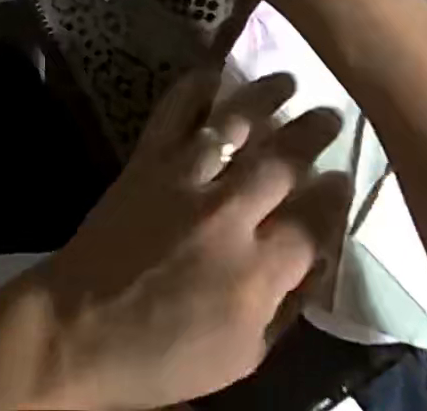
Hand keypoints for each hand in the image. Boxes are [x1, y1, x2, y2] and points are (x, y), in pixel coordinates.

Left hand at [26, 70, 351, 409]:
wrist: (79, 322)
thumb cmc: (164, 353)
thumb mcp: (243, 353)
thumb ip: (282, 304)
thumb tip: (312, 264)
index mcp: (258, 270)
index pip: (316, 223)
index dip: (336, 198)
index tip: (347, 176)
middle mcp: (225, 214)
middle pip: (281, 164)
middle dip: (312, 136)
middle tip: (332, 114)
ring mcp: (180, 180)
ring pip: (231, 128)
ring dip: (262, 100)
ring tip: (286, 81)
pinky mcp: (143, 163)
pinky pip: (171, 116)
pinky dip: (192, 91)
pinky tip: (211, 74)